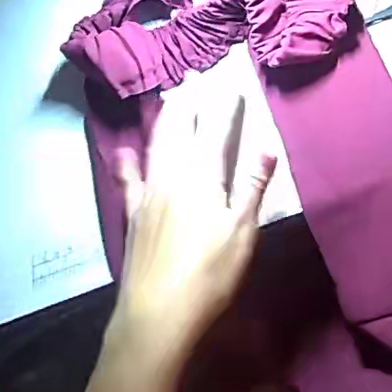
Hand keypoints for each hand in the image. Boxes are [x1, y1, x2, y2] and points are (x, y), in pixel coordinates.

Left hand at [108, 95, 276, 364]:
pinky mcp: (134, 212)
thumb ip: (252, 187)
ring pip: (156, 143)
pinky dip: (127, 161)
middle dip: (189, 100)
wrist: (157, 314)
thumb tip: (268, 148)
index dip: (225, 108)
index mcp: (203, 177)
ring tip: (167, 96)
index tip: (232, 86)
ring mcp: (149, 191)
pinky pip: (129, 178)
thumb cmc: (209, 275)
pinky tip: (124, 150)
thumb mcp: (242, 233)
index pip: (217, 132)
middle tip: (192, 76)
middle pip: (181, 128)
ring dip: (163, 117)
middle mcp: (173, 175)